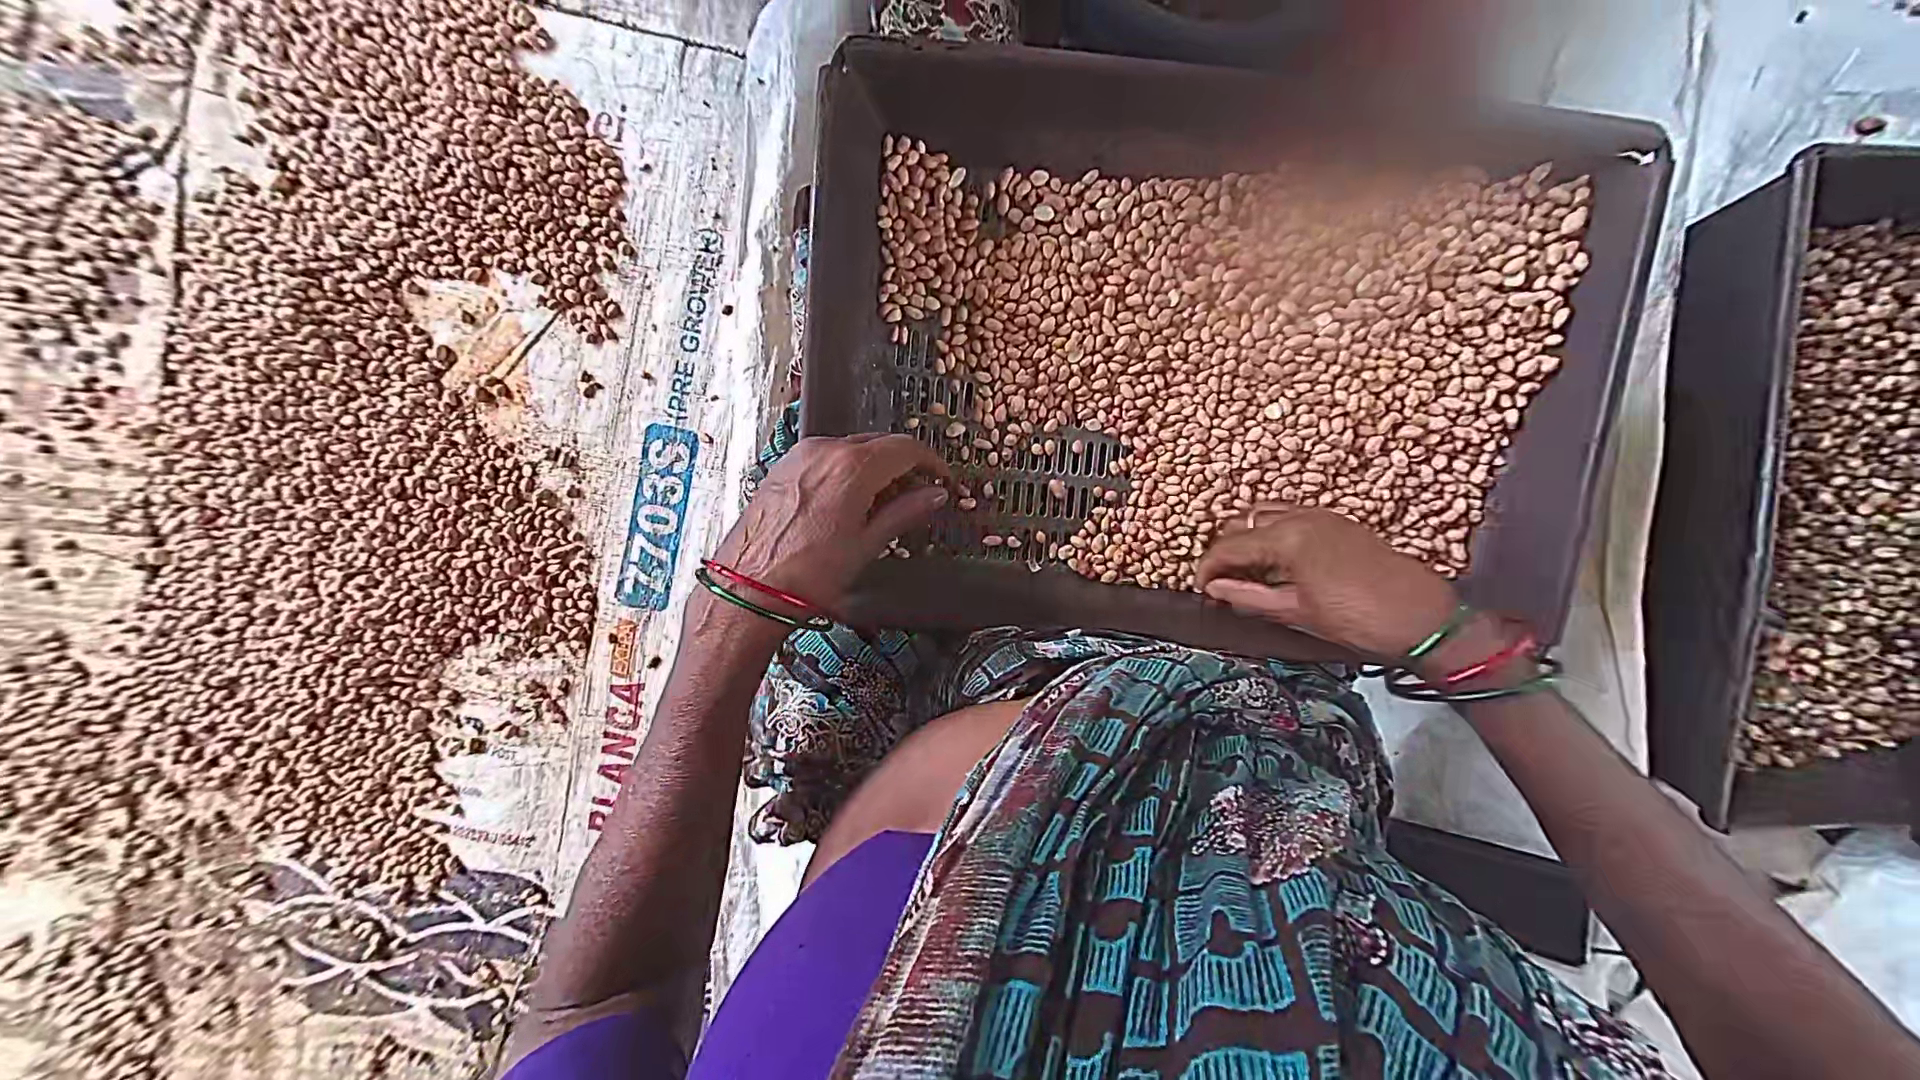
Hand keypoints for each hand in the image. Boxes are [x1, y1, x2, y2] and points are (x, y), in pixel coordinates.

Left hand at [713, 434, 949, 614]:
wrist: (748, 588)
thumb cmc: (806, 575)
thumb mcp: (867, 544)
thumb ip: (905, 512)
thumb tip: (933, 495)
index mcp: (852, 467)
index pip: (906, 448)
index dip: (931, 462)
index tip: (941, 478)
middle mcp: (825, 450)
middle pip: (879, 444)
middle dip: (903, 466)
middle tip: (918, 495)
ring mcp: (801, 456)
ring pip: (853, 449)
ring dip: (875, 469)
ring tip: (883, 505)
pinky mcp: (785, 466)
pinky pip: (828, 457)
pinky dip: (848, 471)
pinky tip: (851, 502)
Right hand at [1194, 505, 1459, 659]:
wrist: (1426, 621)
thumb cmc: (1359, 620)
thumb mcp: (1295, 612)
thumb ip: (1247, 597)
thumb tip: (1214, 590)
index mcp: (1288, 538)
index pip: (1229, 547)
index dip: (1208, 568)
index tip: (1201, 589)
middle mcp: (1302, 517)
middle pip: (1243, 523)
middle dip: (1224, 550)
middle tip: (1219, 581)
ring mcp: (1322, 516)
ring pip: (1266, 514)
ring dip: (1247, 537)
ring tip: (1244, 569)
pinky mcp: (1338, 523)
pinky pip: (1290, 516)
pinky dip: (1271, 532)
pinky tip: (1274, 559)